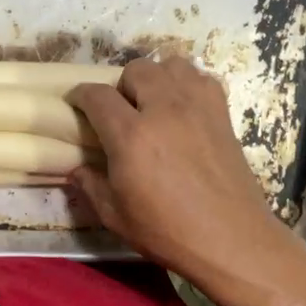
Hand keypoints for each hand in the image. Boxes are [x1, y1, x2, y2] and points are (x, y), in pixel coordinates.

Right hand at [67, 57, 302, 277]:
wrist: (230, 240)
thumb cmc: (166, 231)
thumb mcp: (114, 215)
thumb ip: (90, 186)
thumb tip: (76, 170)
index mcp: (131, 136)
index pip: (97, 96)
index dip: (80, 95)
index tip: (75, 103)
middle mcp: (164, 110)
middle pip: (136, 70)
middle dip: (121, 85)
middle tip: (120, 111)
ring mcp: (198, 108)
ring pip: (172, 65)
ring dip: (156, 77)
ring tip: (153, 102)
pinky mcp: (222, 115)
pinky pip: (202, 78)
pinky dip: (188, 84)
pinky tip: (183, 107)